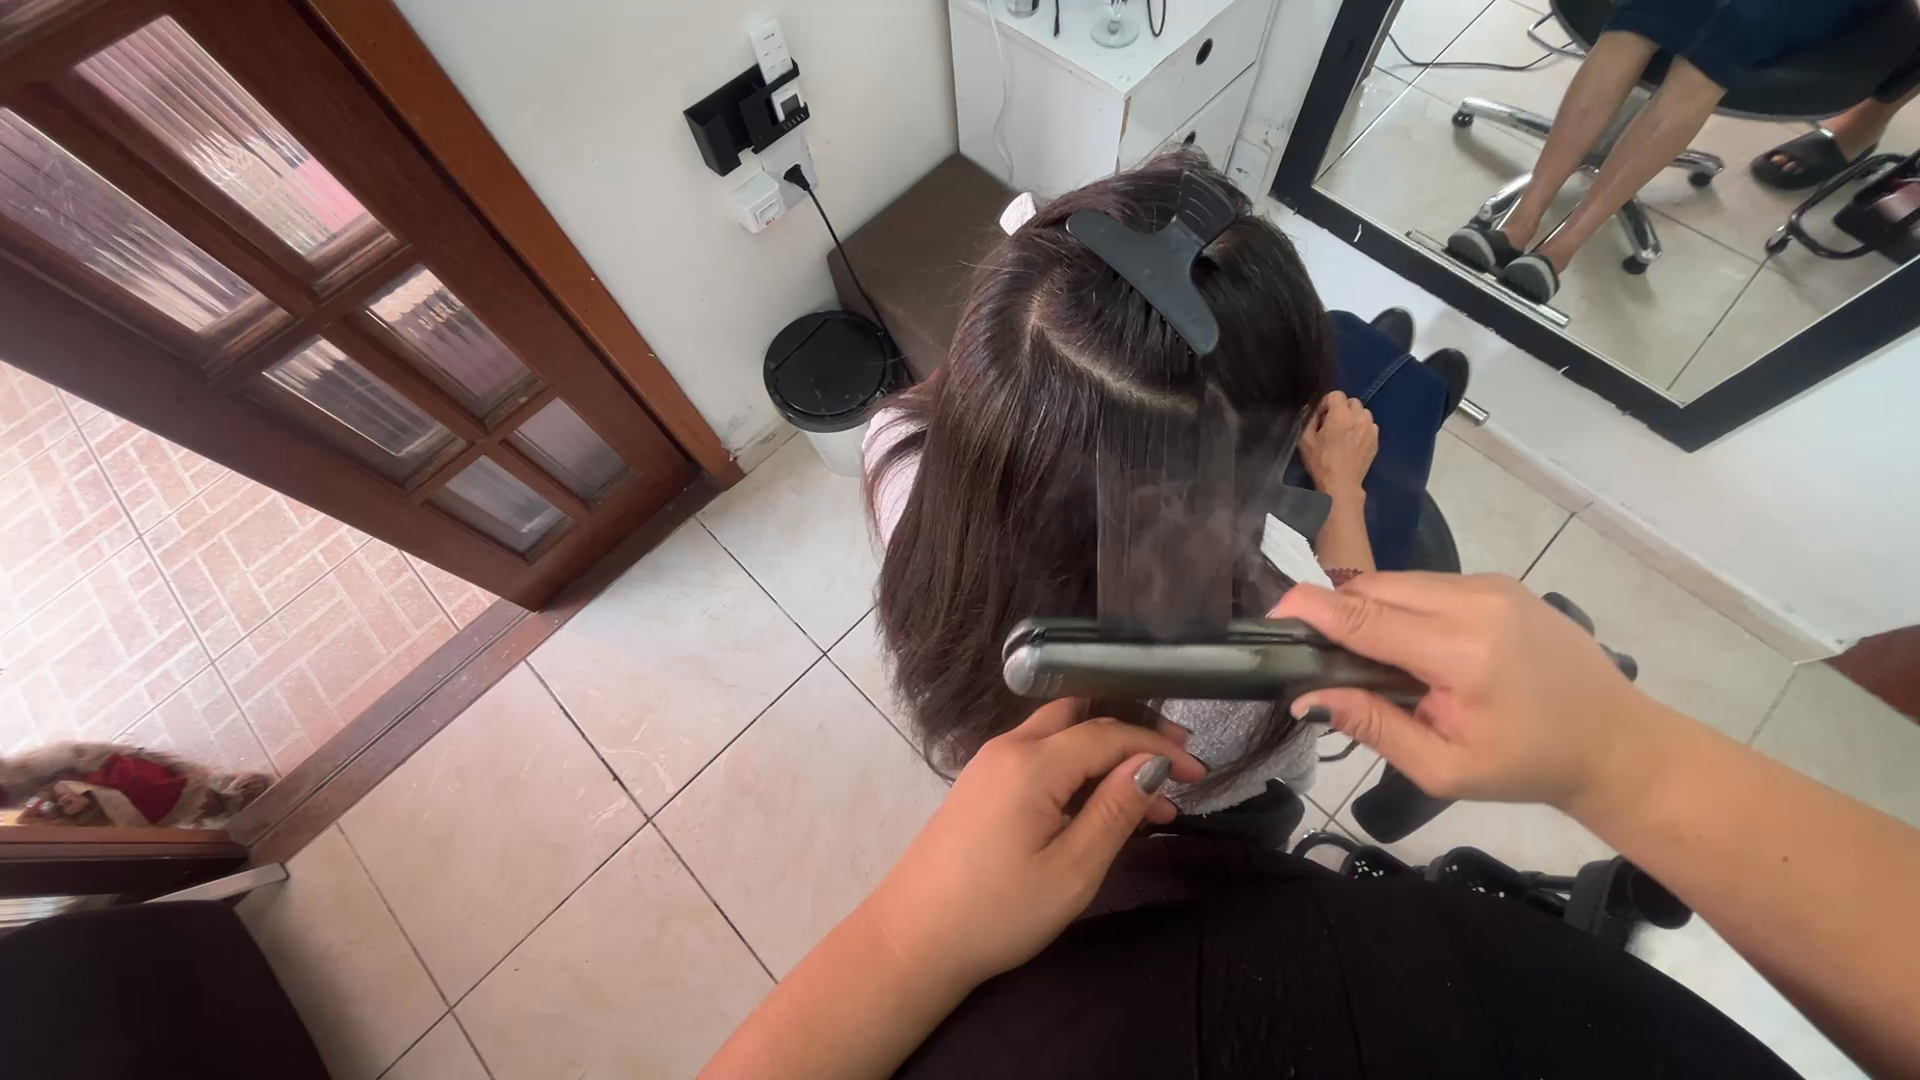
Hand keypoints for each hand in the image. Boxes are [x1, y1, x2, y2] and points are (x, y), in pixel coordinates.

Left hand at [860, 700, 1204, 990]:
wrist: (913, 937)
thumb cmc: (998, 912)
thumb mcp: (1071, 871)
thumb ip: (1114, 811)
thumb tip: (1153, 765)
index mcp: (1031, 763)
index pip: (1107, 733)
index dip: (1157, 746)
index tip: (1200, 772)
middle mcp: (1008, 747)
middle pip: (1080, 714)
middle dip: (1132, 730)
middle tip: (1177, 759)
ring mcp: (991, 762)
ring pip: (1060, 734)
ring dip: (1106, 752)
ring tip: (1152, 798)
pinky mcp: (983, 782)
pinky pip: (1040, 756)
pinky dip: (1077, 768)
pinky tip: (1104, 804)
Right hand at [1275, 573, 1662, 810]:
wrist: (1618, 744)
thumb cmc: (1525, 765)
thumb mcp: (1443, 767)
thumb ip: (1372, 726)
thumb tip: (1304, 696)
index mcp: (1463, 652)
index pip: (1363, 616)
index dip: (1309, 609)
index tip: (1271, 616)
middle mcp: (1475, 602)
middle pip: (1371, 589)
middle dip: (1334, 614)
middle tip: (1321, 656)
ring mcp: (1489, 584)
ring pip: (1393, 581)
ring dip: (1365, 609)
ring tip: (1369, 655)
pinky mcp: (1496, 581)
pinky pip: (1421, 582)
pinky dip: (1397, 606)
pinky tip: (1408, 642)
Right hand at [1297, 391, 1377, 496]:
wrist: (1341, 483)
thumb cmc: (1320, 461)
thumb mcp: (1305, 440)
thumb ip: (1309, 420)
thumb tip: (1314, 411)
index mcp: (1341, 414)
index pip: (1336, 394)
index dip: (1326, 403)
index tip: (1321, 417)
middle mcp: (1359, 417)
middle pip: (1352, 402)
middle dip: (1341, 409)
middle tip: (1332, 424)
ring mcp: (1371, 428)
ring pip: (1363, 413)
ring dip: (1353, 418)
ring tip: (1345, 433)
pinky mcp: (1376, 439)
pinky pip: (1369, 426)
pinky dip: (1362, 429)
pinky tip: (1353, 442)